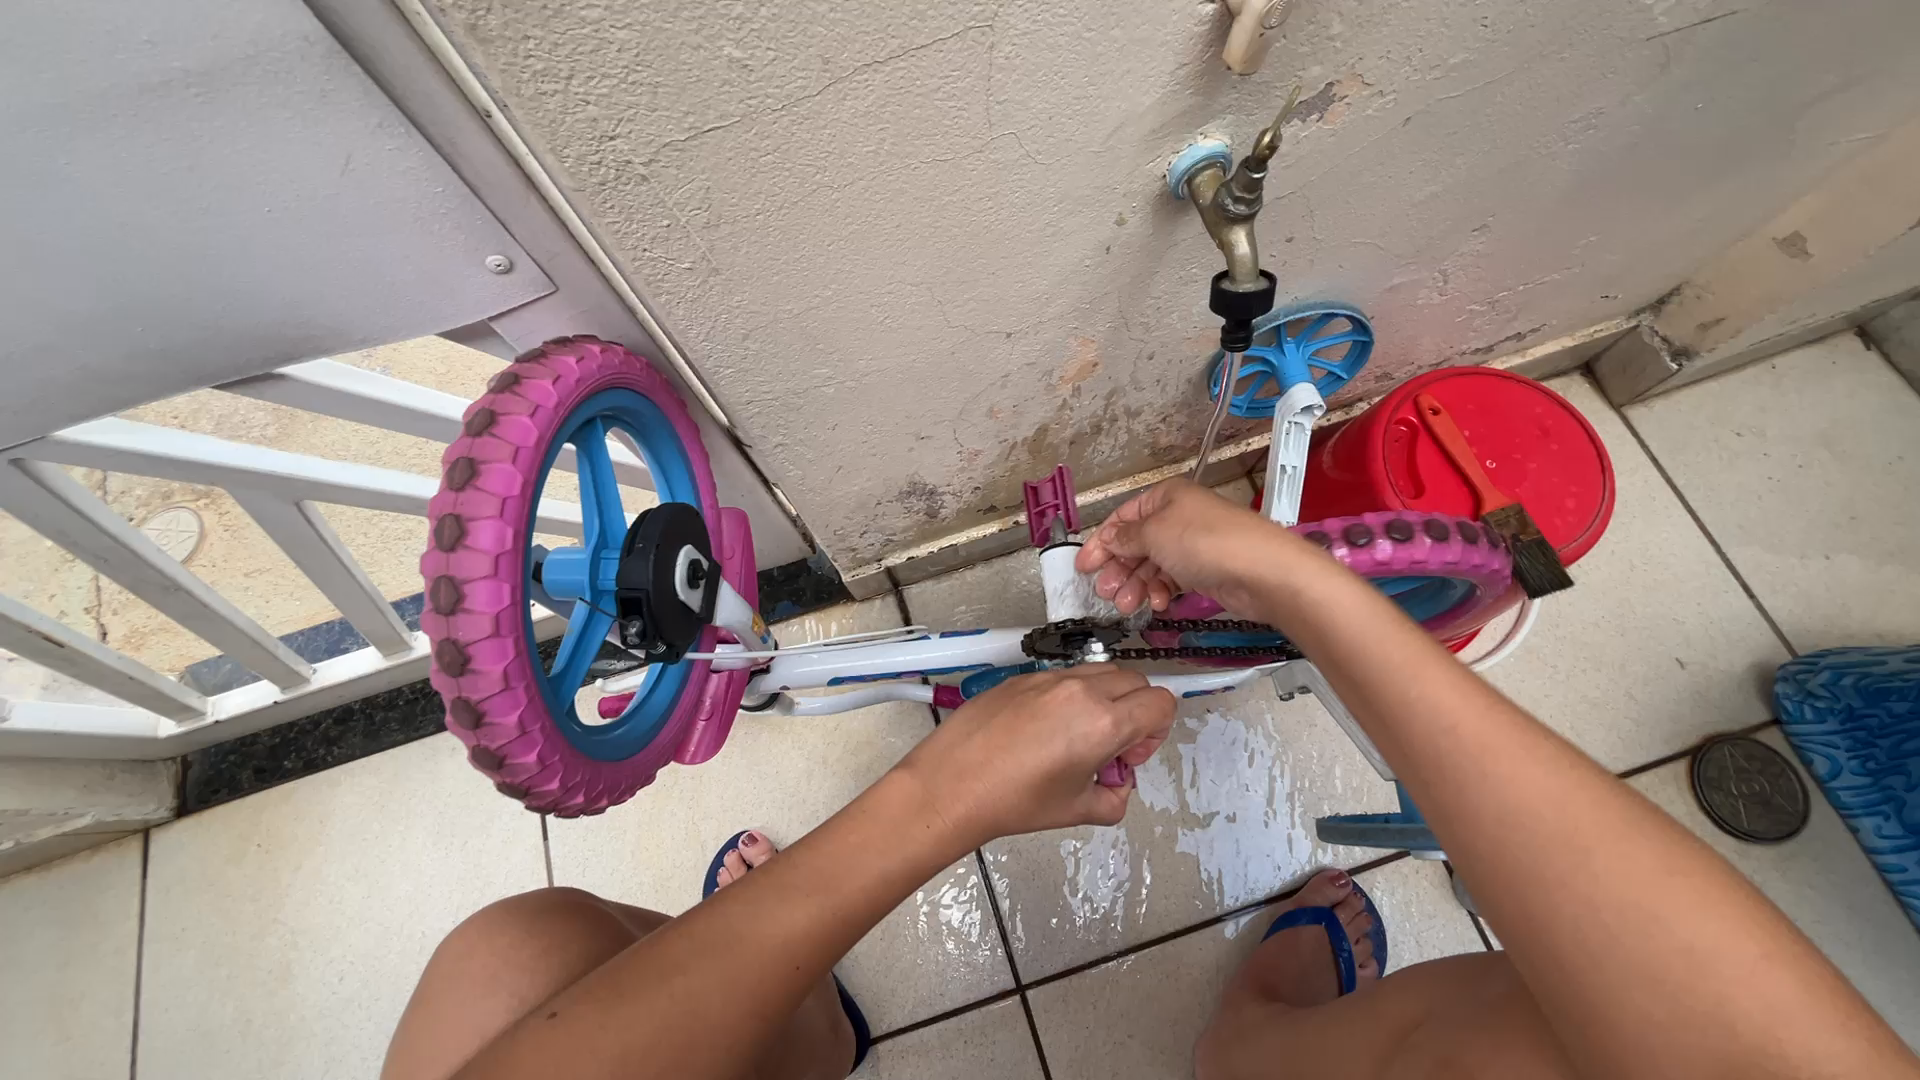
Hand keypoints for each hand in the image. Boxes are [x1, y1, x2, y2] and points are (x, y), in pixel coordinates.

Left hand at [894, 667, 1175, 844]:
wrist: (952, 783)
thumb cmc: (1015, 802)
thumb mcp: (1078, 811)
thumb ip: (1115, 797)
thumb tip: (1116, 782)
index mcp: (1103, 723)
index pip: (1161, 704)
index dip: (1156, 732)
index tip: (1129, 756)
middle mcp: (1081, 690)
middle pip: (1136, 682)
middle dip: (1135, 712)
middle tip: (1109, 748)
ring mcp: (1050, 678)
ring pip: (1102, 672)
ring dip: (1106, 698)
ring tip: (1077, 736)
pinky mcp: (1023, 676)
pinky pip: (1065, 675)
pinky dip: (1072, 695)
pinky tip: (1043, 729)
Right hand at [1074, 478, 1289, 613]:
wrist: (1260, 571)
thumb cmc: (1207, 542)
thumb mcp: (1153, 533)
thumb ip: (1125, 538)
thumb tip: (1110, 539)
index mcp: (1165, 498)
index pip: (1121, 519)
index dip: (1101, 543)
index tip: (1084, 566)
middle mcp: (1178, 518)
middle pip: (1135, 545)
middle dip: (1118, 569)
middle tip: (1105, 592)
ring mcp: (1192, 545)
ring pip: (1152, 566)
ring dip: (1136, 585)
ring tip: (1127, 605)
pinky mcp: (1204, 571)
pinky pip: (1171, 580)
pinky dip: (1160, 592)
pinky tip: (1157, 603)